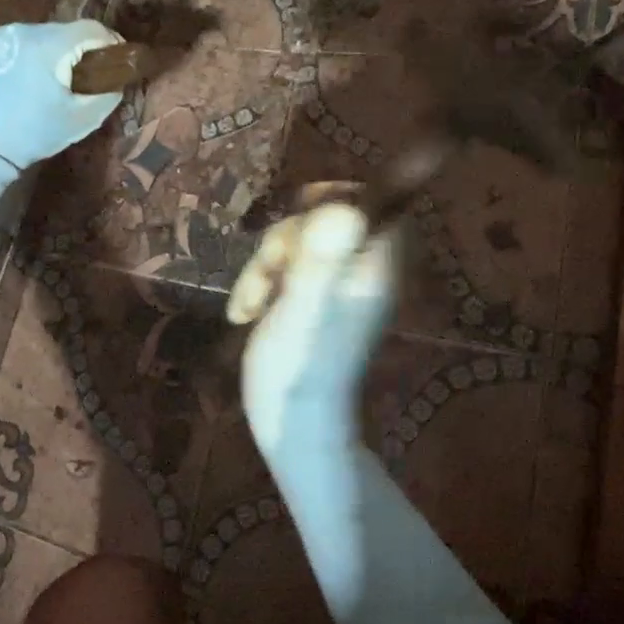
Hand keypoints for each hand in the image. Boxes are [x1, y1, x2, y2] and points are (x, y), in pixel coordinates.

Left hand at [0, 19, 126, 170]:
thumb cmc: (31, 134)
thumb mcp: (80, 120)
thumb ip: (107, 95)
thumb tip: (117, 83)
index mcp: (49, 45)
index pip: (92, 29)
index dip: (111, 42)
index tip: (118, 61)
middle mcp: (25, 31)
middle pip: (67, 31)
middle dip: (83, 50)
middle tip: (91, 76)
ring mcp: (3, 37)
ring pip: (44, 36)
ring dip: (58, 52)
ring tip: (60, 80)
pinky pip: (23, 43)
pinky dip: (35, 55)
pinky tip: (33, 80)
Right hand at [227, 202, 399, 451]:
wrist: (289, 428)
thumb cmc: (301, 371)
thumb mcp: (306, 309)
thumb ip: (323, 258)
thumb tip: (343, 206)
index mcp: (371, 270)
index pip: (379, 207)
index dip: (344, 195)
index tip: (305, 204)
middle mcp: (356, 274)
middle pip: (327, 221)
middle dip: (288, 236)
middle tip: (274, 267)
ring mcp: (329, 288)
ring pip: (296, 245)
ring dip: (265, 264)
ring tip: (252, 303)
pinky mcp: (304, 302)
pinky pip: (281, 271)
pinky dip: (259, 284)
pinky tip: (244, 314)